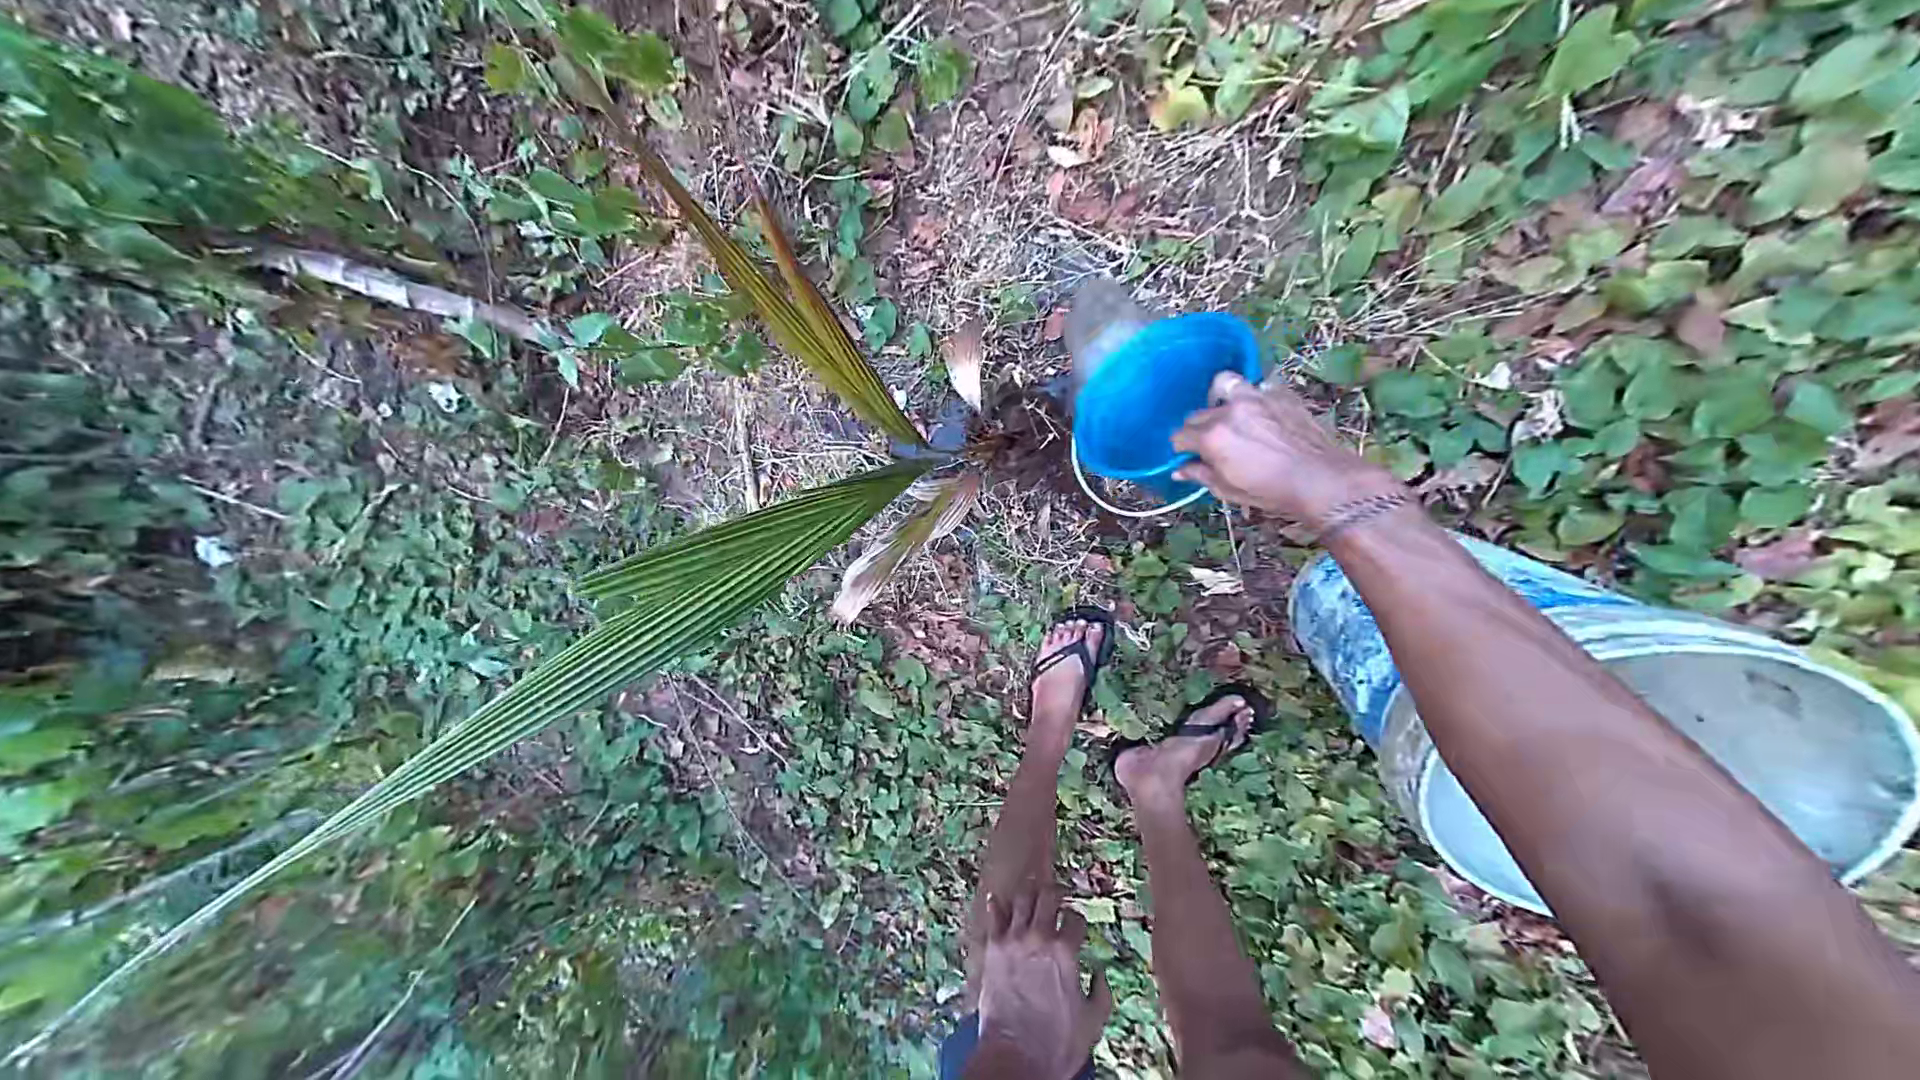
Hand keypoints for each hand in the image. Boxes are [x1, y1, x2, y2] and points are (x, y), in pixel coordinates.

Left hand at [969, 885, 1110, 1079]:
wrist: (1015, 1056)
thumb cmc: (1056, 1044)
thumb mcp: (1092, 1022)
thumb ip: (1101, 992)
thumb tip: (1099, 973)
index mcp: (1065, 952)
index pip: (1075, 918)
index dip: (1078, 919)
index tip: (1076, 924)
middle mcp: (1040, 937)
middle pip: (1048, 896)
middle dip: (1056, 894)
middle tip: (1057, 896)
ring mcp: (1014, 940)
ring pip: (1022, 898)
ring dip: (1029, 893)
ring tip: (1032, 892)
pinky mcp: (993, 948)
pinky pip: (994, 916)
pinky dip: (996, 905)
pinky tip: (996, 899)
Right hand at [1171, 371, 1404, 525]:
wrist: (1321, 478)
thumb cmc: (1271, 491)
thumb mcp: (1227, 489)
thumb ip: (1199, 474)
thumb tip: (1179, 469)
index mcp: (1211, 437)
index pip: (1180, 436)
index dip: (1181, 449)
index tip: (1189, 457)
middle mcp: (1228, 411)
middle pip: (1197, 414)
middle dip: (1198, 429)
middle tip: (1211, 444)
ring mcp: (1255, 397)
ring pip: (1222, 386)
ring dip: (1218, 400)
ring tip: (1227, 415)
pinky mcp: (1278, 394)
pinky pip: (1255, 387)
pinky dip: (1251, 398)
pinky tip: (1258, 414)